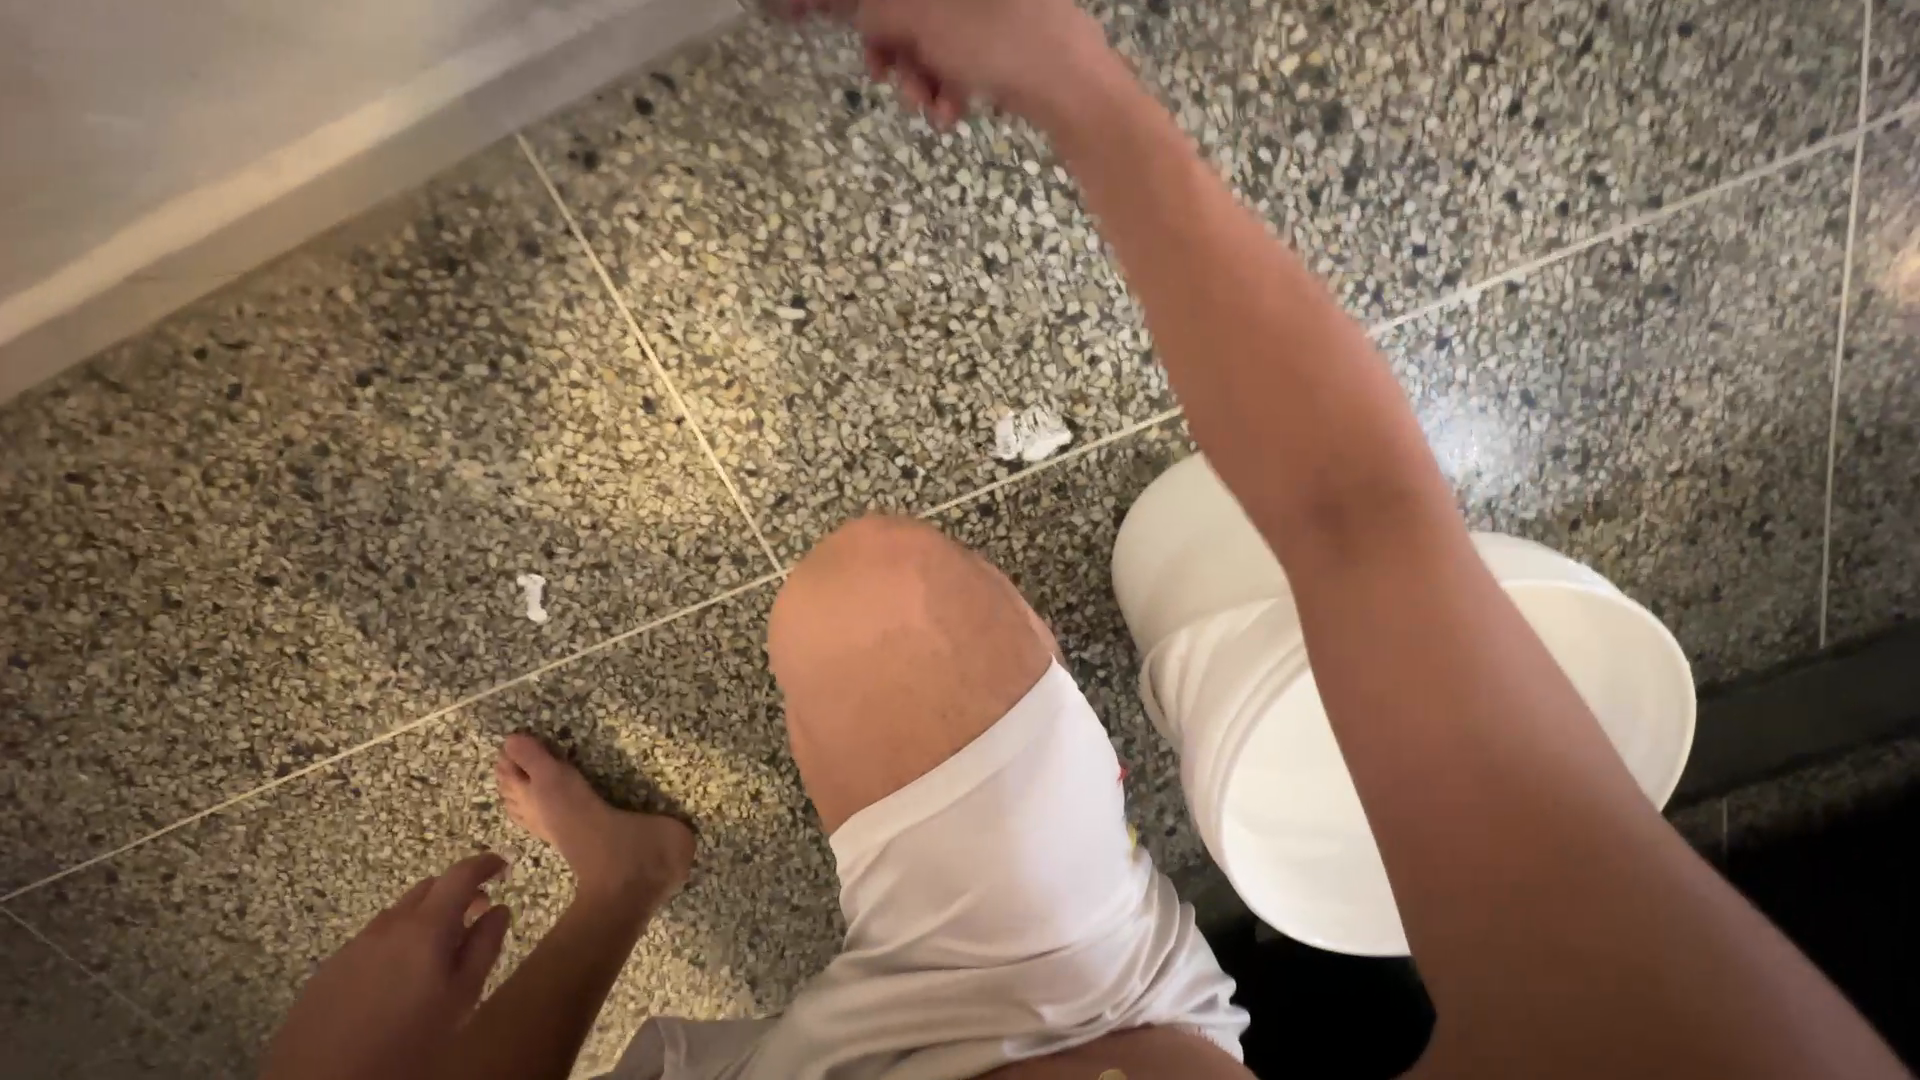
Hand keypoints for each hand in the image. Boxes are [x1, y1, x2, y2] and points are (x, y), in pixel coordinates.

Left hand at [259, 853, 512, 1079]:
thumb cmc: (408, 1041)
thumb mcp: (461, 997)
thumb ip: (484, 946)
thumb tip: (499, 910)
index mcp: (425, 927)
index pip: (460, 874)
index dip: (485, 863)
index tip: (503, 865)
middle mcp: (388, 926)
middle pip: (428, 888)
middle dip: (456, 893)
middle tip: (476, 914)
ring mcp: (352, 947)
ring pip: (398, 915)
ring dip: (424, 919)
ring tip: (436, 952)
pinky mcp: (327, 972)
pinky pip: (371, 941)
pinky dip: (394, 943)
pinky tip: (395, 980)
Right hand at [782, 0, 1118, 128]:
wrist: (1071, 86)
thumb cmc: (997, 39)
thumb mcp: (924, 19)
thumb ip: (877, 11)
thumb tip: (861, 16)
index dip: (852, 12)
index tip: (800, 18)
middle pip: (905, 11)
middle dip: (893, 50)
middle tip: (886, 78)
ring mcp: (987, 11)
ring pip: (930, 41)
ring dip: (919, 79)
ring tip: (930, 106)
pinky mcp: (1001, 42)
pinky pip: (958, 61)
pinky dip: (947, 88)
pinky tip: (951, 112)